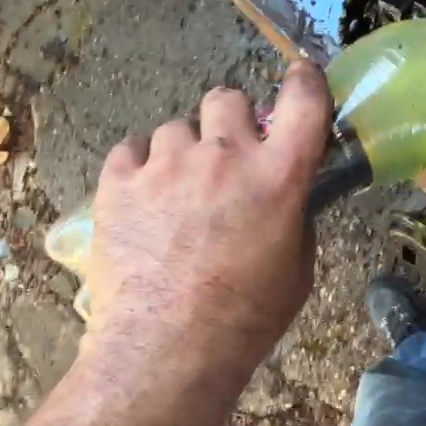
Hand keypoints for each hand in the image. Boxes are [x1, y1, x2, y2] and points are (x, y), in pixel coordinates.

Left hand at [84, 61, 332, 368]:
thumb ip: (294, 219)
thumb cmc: (246, 318)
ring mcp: (167, 164)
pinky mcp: (119, 181)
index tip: (301, 78)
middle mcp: (224, 156)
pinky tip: (142, 203)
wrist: (168, 347)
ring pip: (176, 128)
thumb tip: (287, 198)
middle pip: (227, 98)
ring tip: (175, 195)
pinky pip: (131, 151)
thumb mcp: (297, 271)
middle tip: (225, 158)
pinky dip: (140, 170)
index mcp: (278, 176)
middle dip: (230, 122)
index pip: (304, 103)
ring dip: (182, 153)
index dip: (305, 82)